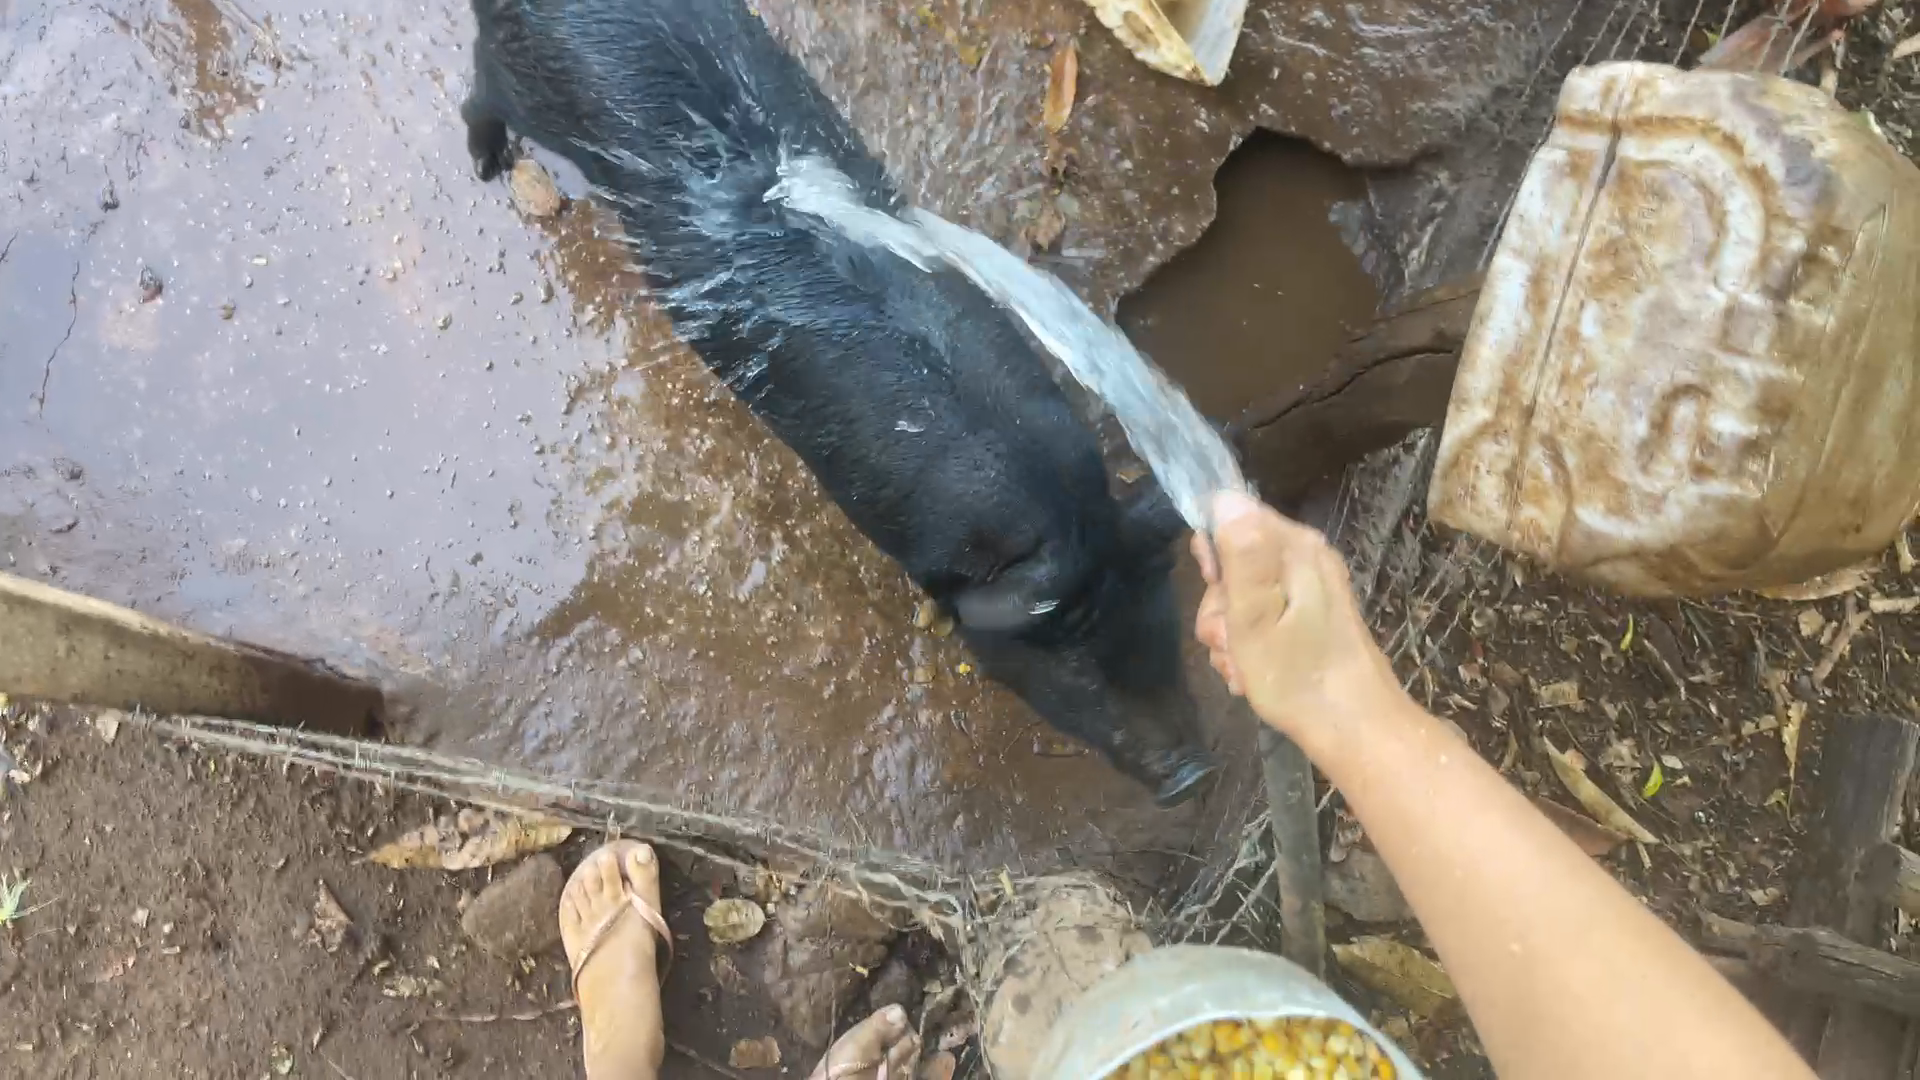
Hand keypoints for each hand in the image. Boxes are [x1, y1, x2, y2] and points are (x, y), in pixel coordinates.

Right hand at [1192, 491, 1403, 740]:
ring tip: (1241, 664)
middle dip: (1219, 605)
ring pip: (1238, 594)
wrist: (1355, 730)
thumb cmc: (1298, 676)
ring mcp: (1306, 587)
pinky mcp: (1307, 613)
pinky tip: (1250, 671)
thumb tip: (1224, 496)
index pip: (1231, 515)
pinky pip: (1257, 614)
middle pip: (1231, 560)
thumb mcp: (1255, 617)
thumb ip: (1240, 556)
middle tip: (1230, 640)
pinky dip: (1246, 643)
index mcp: (1294, 548)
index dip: (1212, 552)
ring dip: (1228, 632)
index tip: (1213, 589)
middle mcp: (1303, 557)